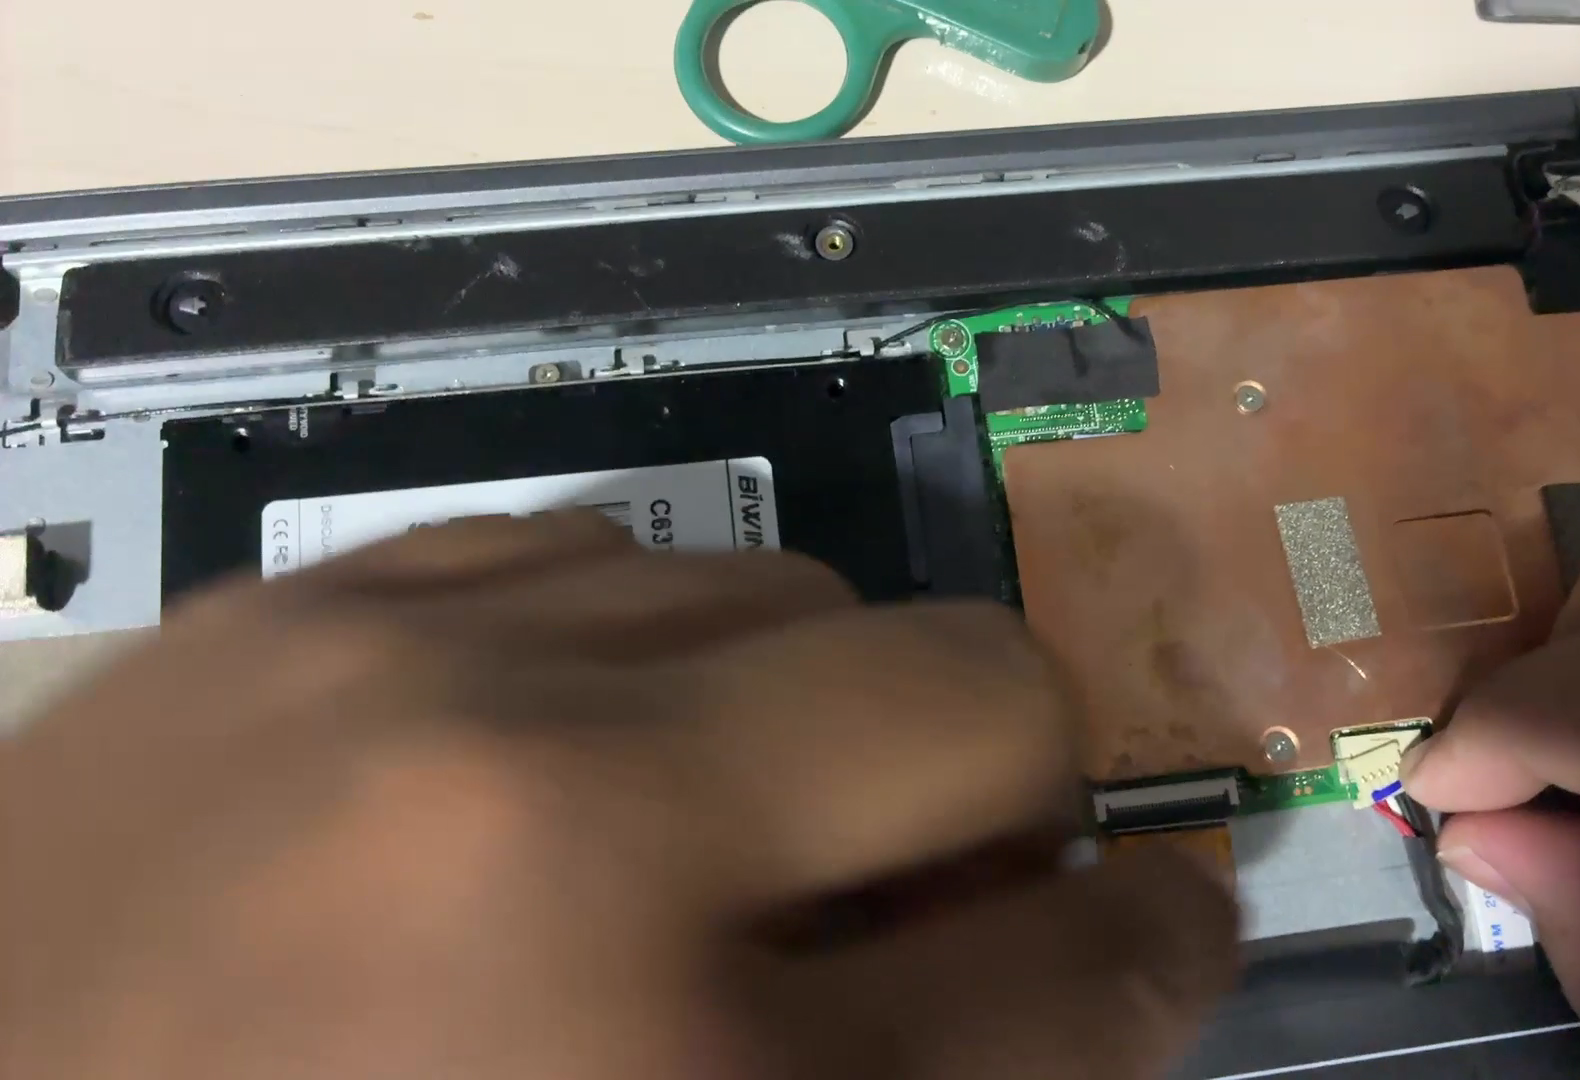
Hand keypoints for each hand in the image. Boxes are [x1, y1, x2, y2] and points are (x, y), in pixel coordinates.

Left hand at [0, 514, 1235, 1079]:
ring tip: (730, 820)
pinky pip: (621, 553)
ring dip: (825, 716)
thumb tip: (1096, 940)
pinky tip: (587, 747)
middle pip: (987, 692)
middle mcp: (554, 846)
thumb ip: (950, 1069)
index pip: (1074, 974)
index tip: (1181, 919)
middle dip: (1027, 779)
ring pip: (807, 591)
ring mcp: (415, 679)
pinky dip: (661, 653)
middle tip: (960, 858)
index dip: (1156, 946)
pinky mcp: (307, 606)